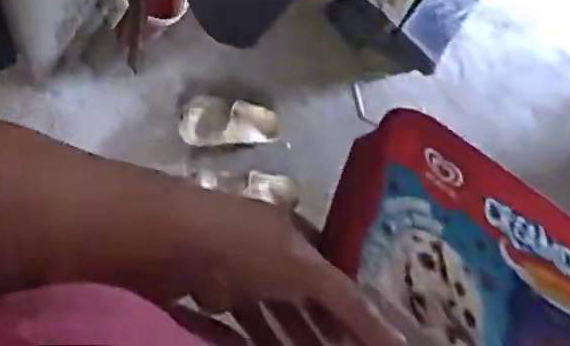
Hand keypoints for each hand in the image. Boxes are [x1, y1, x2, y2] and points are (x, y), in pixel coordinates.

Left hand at [183, 198, 406, 345]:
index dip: (357, 311)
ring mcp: (237, 273)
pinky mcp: (210, 296)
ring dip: (297, 345)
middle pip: (305, 301)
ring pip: (276, 319)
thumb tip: (398, 340)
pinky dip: (261, 345)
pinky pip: (245, 329)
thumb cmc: (242, 245)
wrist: (171, 240)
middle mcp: (266, 251)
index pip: (333, 275)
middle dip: (328, 336)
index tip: (383, 345)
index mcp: (289, 235)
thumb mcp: (302, 267)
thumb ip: (348, 301)